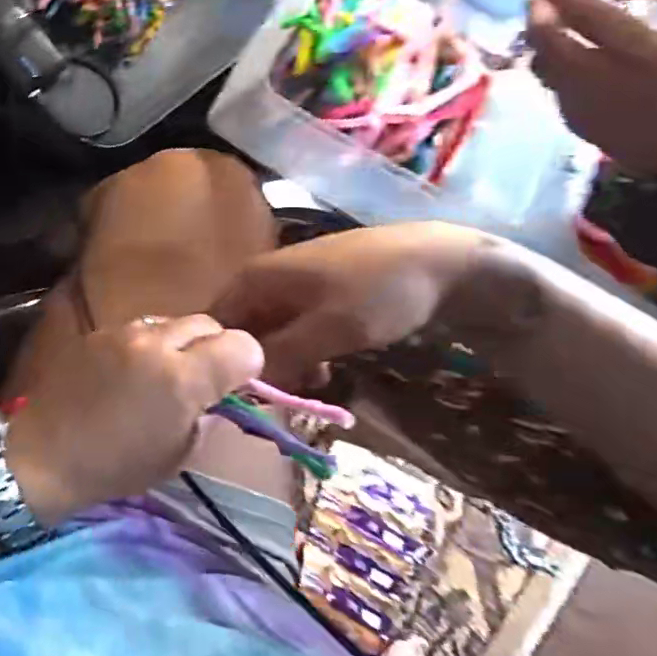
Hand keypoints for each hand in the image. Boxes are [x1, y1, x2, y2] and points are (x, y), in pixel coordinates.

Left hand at [3, 315, 259, 522]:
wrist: (45, 452)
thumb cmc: (117, 466)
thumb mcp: (179, 453)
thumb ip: (206, 414)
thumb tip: (215, 394)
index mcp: (181, 376)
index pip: (241, 345)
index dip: (247, 364)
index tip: (237, 384)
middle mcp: (152, 342)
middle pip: (205, 323)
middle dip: (214, 346)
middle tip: (205, 377)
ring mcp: (119, 332)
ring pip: (168, 321)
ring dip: (178, 342)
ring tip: (165, 373)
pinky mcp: (94, 332)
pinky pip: (135, 328)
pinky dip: (146, 344)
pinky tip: (132, 370)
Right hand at [211, 223, 499, 387]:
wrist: (443, 259)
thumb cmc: (379, 291)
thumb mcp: (332, 329)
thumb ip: (283, 356)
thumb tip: (242, 383)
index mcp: (250, 280)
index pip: (213, 326)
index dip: (222, 360)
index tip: (245, 396)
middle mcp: (257, 279)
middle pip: (238, 330)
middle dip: (256, 364)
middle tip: (285, 396)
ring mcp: (284, 284)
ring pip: (264, 331)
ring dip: (281, 361)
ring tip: (310, 384)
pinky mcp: (310, 291)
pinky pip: (287, 326)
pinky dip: (298, 350)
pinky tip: (323, 367)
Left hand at [527, 0, 656, 196]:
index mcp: (645, 59)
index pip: (586, 12)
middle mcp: (596, 79)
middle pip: (543, 32)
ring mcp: (578, 101)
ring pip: (538, 54)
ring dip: (536, 23)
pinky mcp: (574, 117)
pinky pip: (547, 75)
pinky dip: (545, 49)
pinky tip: (561, 34)